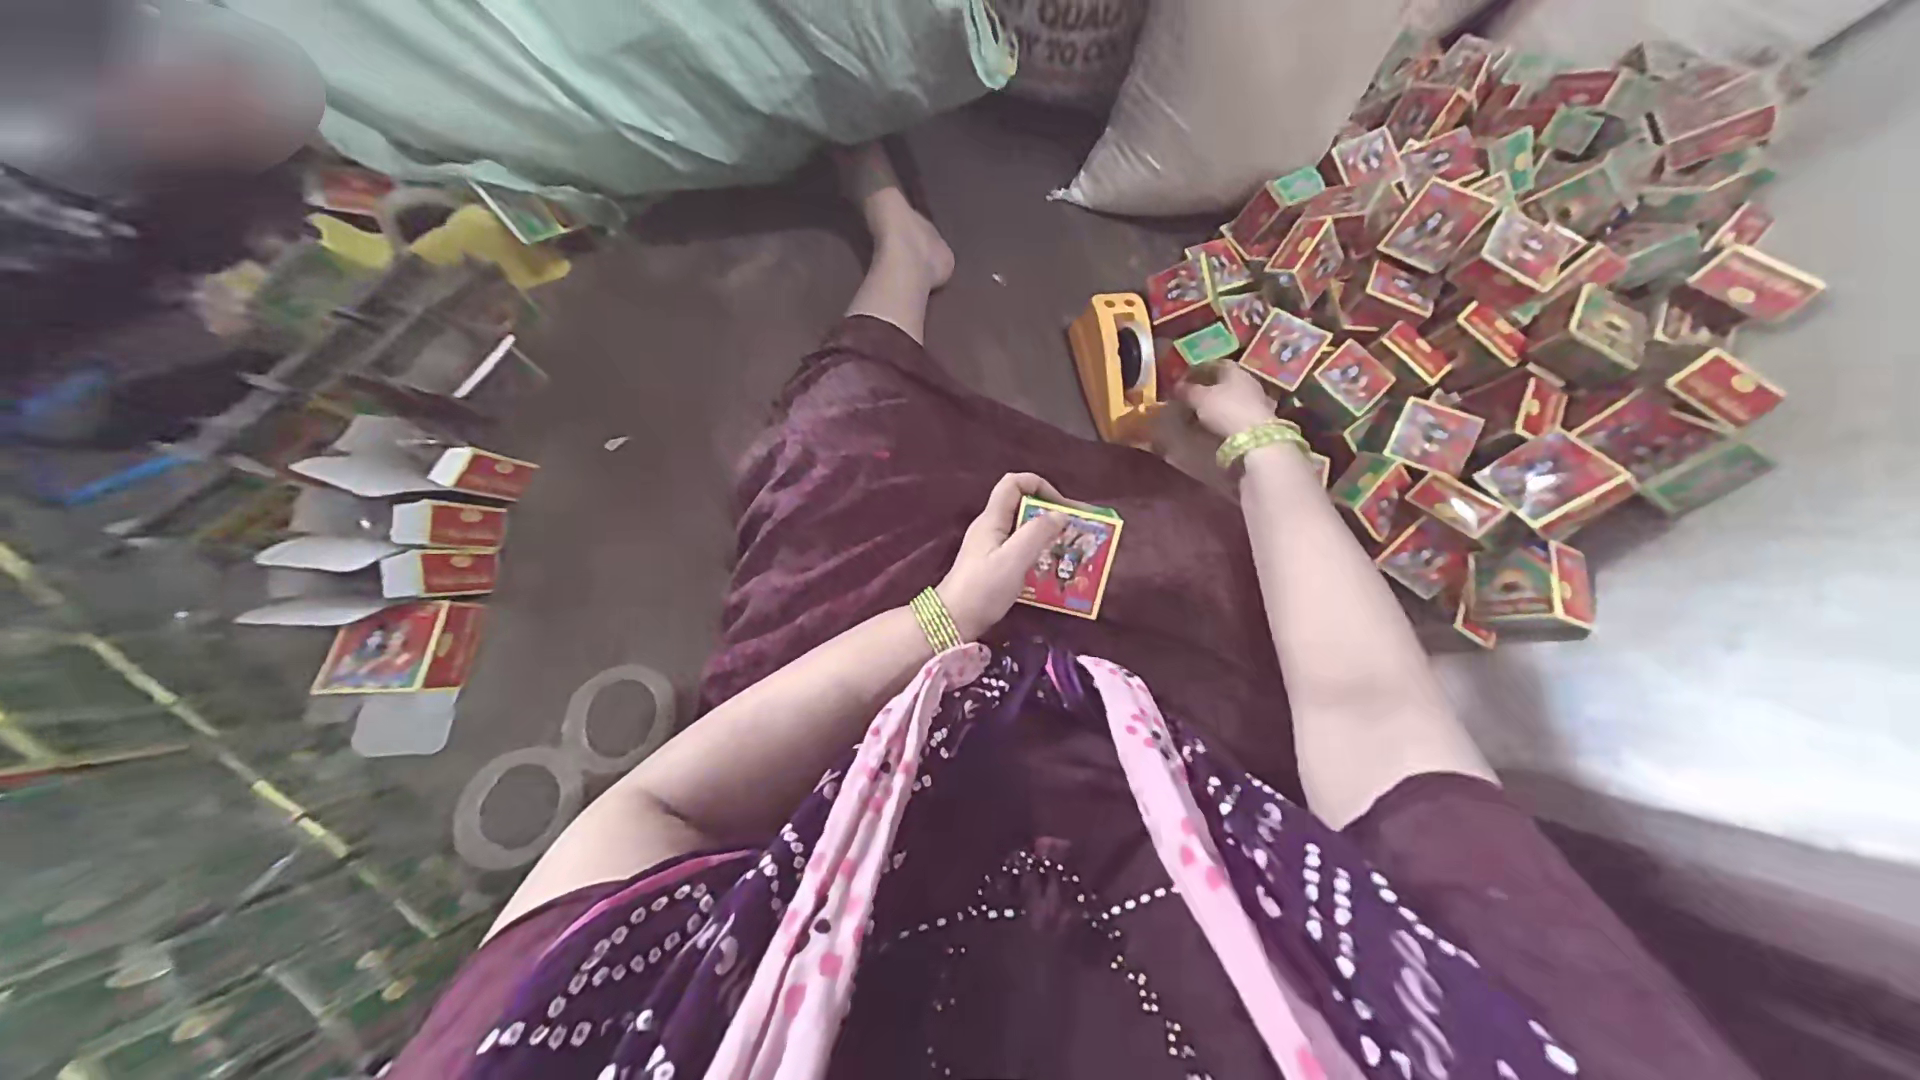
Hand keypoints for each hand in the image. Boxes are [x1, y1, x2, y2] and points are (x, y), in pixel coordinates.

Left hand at [935, 473, 1070, 640]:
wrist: (953, 620)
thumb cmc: (983, 588)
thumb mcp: (1014, 559)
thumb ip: (1037, 533)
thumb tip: (1060, 514)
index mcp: (992, 518)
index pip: (1014, 483)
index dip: (1039, 486)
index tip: (1061, 507)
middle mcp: (990, 527)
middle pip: (1021, 505)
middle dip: (1048, 513)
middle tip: (1072, 531)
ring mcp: (989, 545)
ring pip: (1022, 528)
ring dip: (1045, 534)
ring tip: (1067, 549)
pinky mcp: (992, 563)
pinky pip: (1018, 547)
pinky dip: (1036, 551)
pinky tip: (1049, 567)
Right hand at [1178, 361, 1277, 441]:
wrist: (1254, 436)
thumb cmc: (1224, 409)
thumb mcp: (1199, 398)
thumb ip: (1187, 390)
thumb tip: (1177, 385)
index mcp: (1233, 371)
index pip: (1214, 364)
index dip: (1197, 370)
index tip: (1183, 379)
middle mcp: (1247, 380)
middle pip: (1222, 381)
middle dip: (1205, 387)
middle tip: (1189, 396)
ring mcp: (1255, 399)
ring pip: (1229, 396)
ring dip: (1213, 402)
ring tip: (1198, 413)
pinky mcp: (1257, 417)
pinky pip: (1234, 411)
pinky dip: (1222, 414)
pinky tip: (1213, 423)